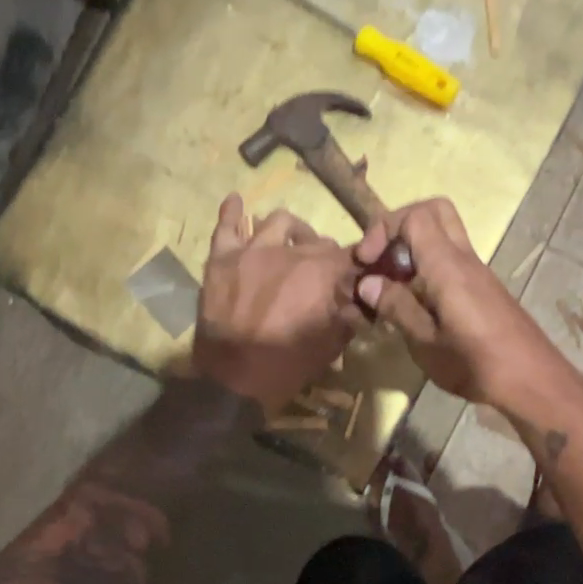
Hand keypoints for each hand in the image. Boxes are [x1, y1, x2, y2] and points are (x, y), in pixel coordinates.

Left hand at [193, 194, 360, 411]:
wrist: (232, 382)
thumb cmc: (286, 366)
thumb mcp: (331, 344)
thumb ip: (349, 316)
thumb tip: (361, 301)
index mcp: (320, 272)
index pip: (349, 257)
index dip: (356, 266)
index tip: (358, 276)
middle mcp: (289, 252)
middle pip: (316, 240)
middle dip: (325, 253)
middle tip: (323, 273)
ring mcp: (251, 252)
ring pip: (278, 223)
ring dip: (291, 232)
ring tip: (292, 244)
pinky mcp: (221, 259)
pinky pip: (226, 227)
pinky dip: (232, 212)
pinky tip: (236, 201)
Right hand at [353, 198, 563, 407]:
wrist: (533, 380)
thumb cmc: (476, 364)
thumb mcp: (426, 342)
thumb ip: (397, 307)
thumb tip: (368, 282)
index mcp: (448, 266)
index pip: (415, 216)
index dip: (384, 229)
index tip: (367, 262)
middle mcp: (464, 258)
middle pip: (435, 211)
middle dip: (400, 226)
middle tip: (382, 259)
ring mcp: (477, 272)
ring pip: (443, 235)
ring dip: (412, 250)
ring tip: (391, 286)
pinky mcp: (483, 288)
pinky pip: (450, 260)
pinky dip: (427, 267)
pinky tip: (414, 303)